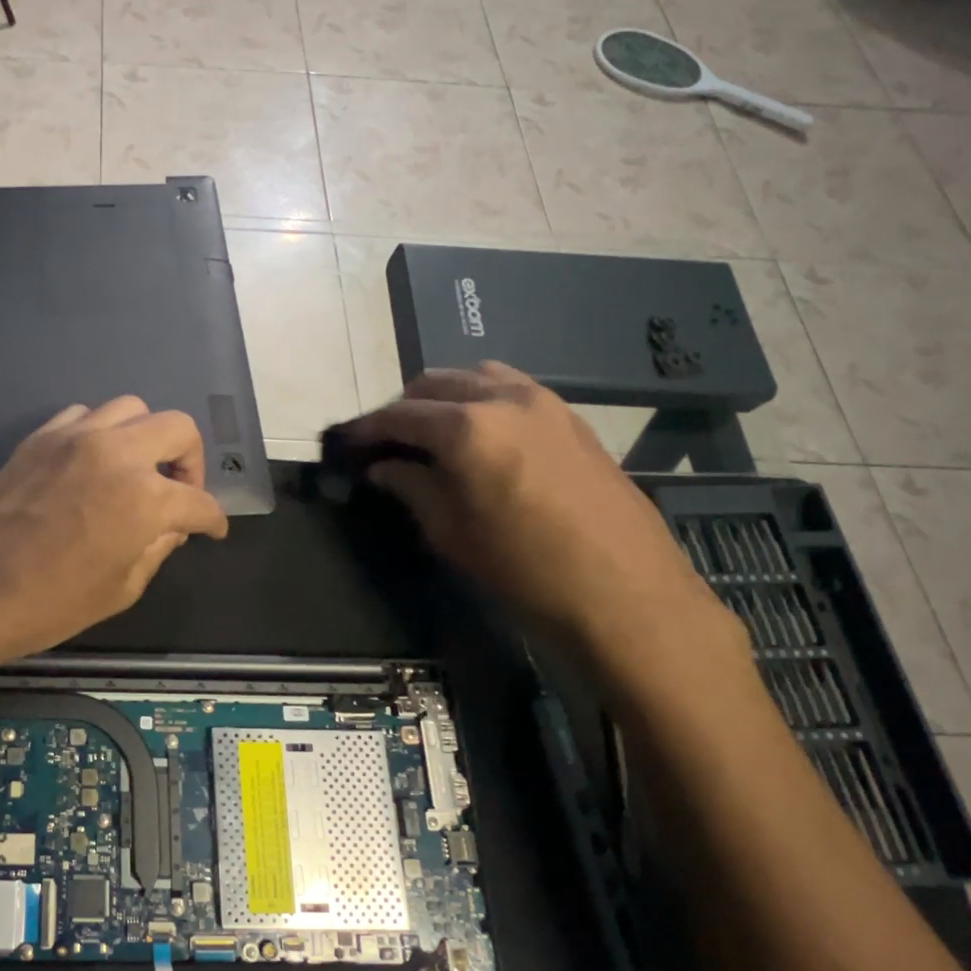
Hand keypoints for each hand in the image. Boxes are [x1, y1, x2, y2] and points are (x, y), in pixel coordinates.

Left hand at [0, 397, 229, 671]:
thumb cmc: (51, 604)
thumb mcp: (122, 588)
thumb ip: (157, 547)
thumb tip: (173, 526)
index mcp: (144, 498)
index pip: (199, 501)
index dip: (213, 520)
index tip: (211, 530)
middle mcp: (116, 453)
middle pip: (177, 428)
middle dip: (190, 461)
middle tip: (179, 492)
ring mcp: (74, 437)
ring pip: (131, 409)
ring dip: (144, 438)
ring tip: (135, 472)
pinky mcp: (39, 437)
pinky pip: (84, 415)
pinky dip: (100, 433)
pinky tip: (92, 464)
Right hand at [337, 362, 733, 657]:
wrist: (625, 594)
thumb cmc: (524, 570)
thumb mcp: (451, 533)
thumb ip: (411, 487)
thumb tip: (383, 466)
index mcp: (466, 427)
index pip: (398, 414)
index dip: (366, 428)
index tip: (345, 443)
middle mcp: (503, 399)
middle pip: (435, 383)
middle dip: (404, 408)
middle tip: (386, 444)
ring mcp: (545, 403)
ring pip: (477, 376)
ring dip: (446, 397)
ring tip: (432, 435)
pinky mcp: (573, 418)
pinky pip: (514, 390)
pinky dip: (484, 400)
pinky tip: (481, 437)